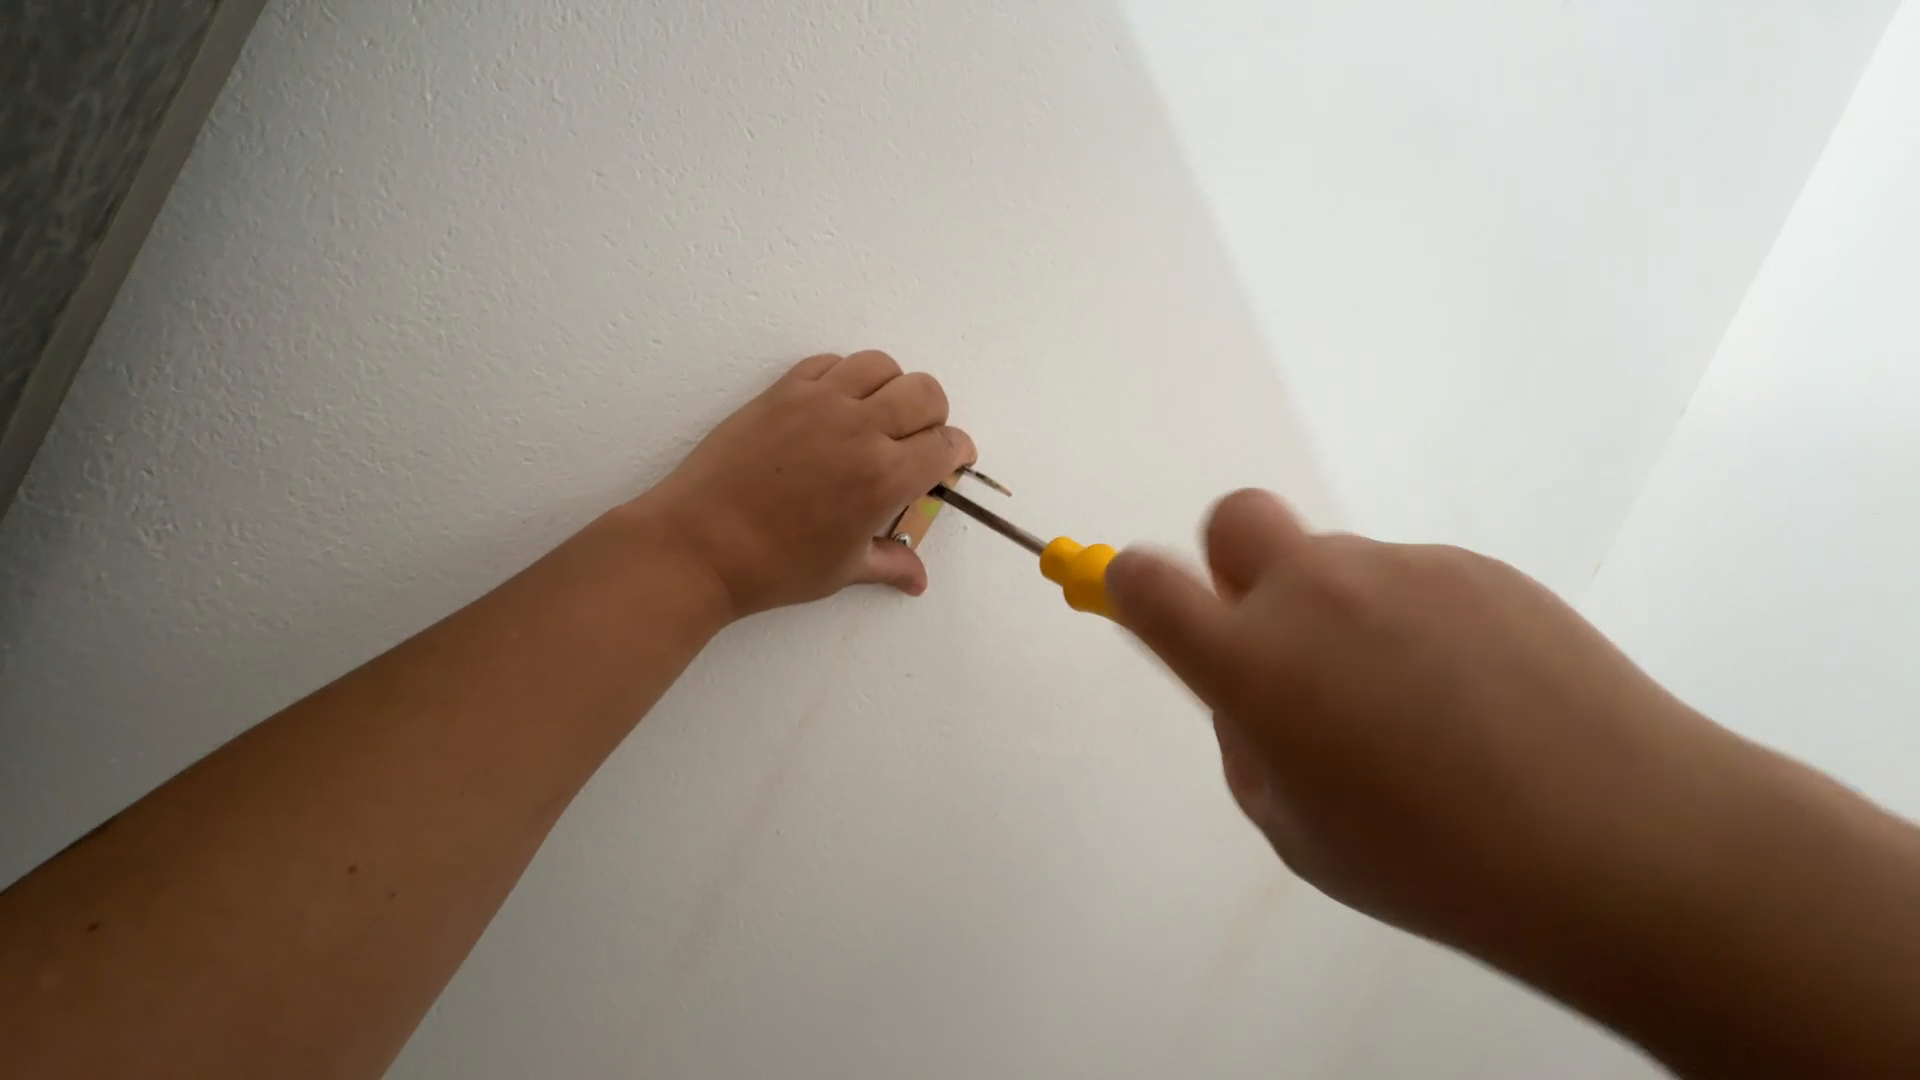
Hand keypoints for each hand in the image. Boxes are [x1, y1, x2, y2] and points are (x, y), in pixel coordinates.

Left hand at [639, 351, 975, 618]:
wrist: (699, 544)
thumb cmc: (775, 566)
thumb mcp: (842, 570)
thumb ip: (890, 564)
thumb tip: (918, 580)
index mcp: (884, 478)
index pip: (945, 445)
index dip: (957, 452)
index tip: (953, 460)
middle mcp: (860, 430)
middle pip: (925, 393)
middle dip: (936, 415)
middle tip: (920, 438)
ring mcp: (819, 403)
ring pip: (881, 365)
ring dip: (893, 386)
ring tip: (879, 413)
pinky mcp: (782, 391)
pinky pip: (829, 363)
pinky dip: (845, 376)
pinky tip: (836, 404)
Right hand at [1104, 490, 1752, 953]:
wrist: (1630, 846)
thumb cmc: (1432, 862)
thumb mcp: (1293, 826)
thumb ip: (1246, 737)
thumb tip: (1251, 687)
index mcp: (1251, 663)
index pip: (1144, 580)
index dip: (1128, 582)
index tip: (1145, 605)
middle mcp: (1313, 592)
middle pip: (1233, 518)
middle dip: (1235, 565)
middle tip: (1283, 638)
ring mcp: (1398, 567)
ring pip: (1332, 563)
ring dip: (1340, 610)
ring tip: (1417, 698)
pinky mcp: (1473, 564)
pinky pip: (1408, 580)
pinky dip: (1413, 620)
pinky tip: (1475, 689)